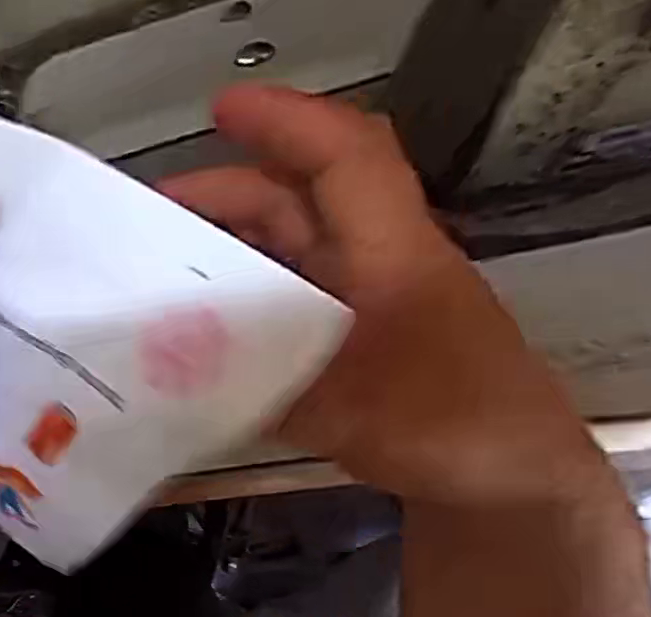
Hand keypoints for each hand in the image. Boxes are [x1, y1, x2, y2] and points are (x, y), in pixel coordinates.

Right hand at [161, 85, 611, 506]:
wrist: (500, 471)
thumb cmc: (447, 426)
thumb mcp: (347, 408)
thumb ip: (258, 386)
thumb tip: (173, 371)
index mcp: (390, 257)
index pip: (343, 161)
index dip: (286, 124)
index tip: (222, 111)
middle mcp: (368, 266)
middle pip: (296, 202)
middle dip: (222, 194)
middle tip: (150, 215)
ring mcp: (352, 302)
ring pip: (281, 253)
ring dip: (219, 250)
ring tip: (155, 270)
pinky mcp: (338, 337)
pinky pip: (275, 302)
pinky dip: (231, 302)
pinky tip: (189, 328)